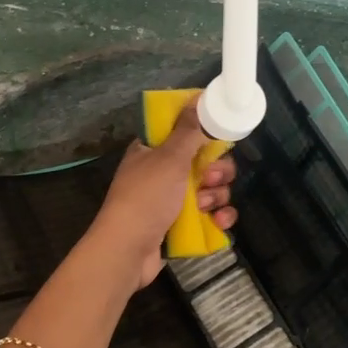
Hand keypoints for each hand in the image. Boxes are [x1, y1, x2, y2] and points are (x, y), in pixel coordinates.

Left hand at [89, 106, 237, 288]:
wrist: (128, 250)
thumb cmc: (146, 197)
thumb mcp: (169, 158)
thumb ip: (189, 130)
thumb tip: (198, 97)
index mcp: (153, 151)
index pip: (183, 133)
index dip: (203, 135)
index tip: (218, 138)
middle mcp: (162, 173)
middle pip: (204, 162)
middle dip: (216, 171)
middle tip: (212, 177)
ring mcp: (172, 201)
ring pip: (210, 190)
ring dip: (216, 196)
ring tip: (205, 206)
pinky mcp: (181, 225)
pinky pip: (209, 215)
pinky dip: (217, 218)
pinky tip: (219, 222)